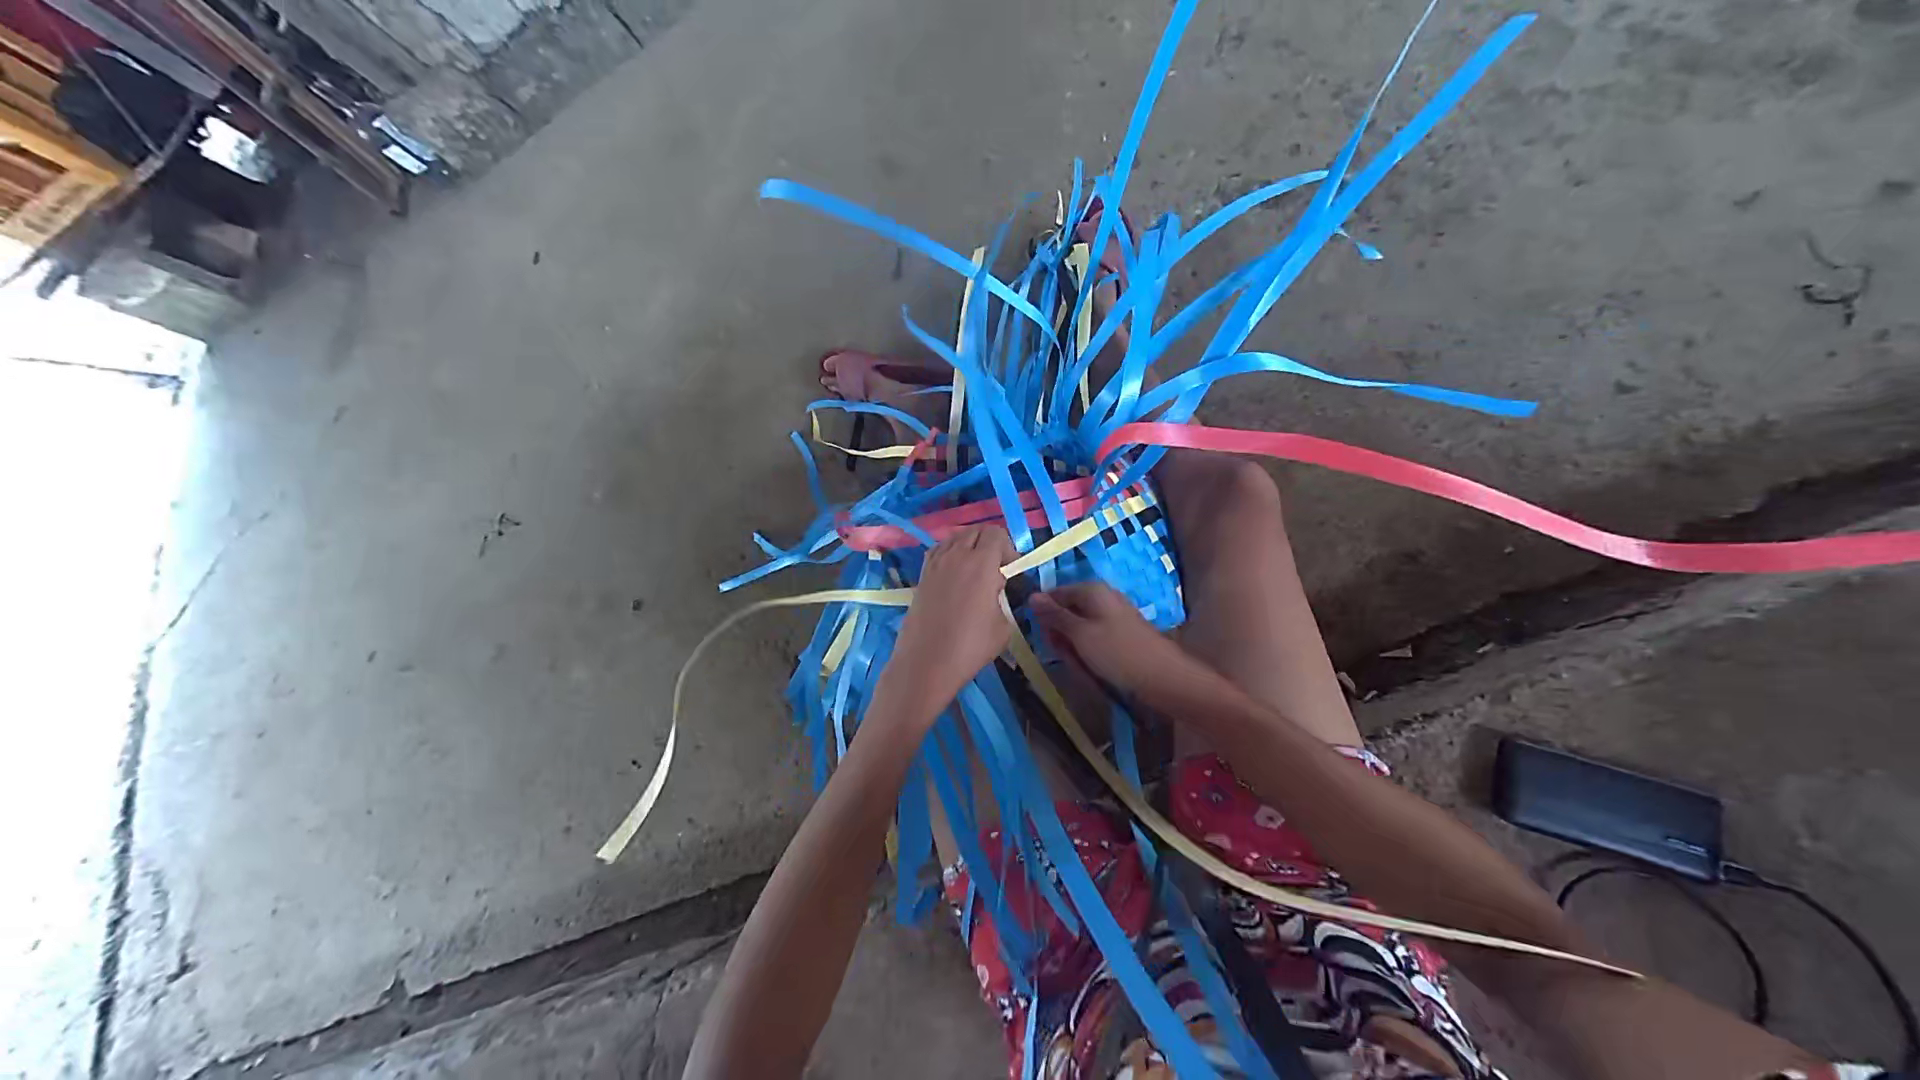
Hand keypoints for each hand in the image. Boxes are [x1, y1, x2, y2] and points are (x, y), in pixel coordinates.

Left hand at [880, 525, 1015, 720]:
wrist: (926, 662)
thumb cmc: (970, 646)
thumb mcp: (1004, 625)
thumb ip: (1003, 596)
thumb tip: (994, 586)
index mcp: (981, 563)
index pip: (997, 534)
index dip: (1008, 549)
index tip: (1010, 571)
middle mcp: (956, 555)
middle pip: (976, 530)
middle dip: (990, 544)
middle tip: (995, 570)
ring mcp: (935, 563)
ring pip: (956, 537)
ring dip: (969, 547)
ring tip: (974, 573)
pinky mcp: (921, 574)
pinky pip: (939, 550)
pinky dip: (950, 553)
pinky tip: (954, 575)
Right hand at [1029, 583, 1189, 696]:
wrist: (1162, 677)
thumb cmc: (1117, 652)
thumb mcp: (1079, 634)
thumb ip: (1054, 615)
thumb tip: (1032, 596)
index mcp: (1092, 590)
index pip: (1054, 594)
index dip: (1044, 615)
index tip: (1045, 637)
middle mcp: (1102, 597)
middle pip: (1065, 611)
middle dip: (1060, 635)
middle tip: (1067, 655)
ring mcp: (1112, 616)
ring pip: (1077, 629)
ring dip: (1073, 648)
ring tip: (1082, 664)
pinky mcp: (1118, 635)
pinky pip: (1092, 640)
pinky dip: (1088, 653)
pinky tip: (1093, 668)